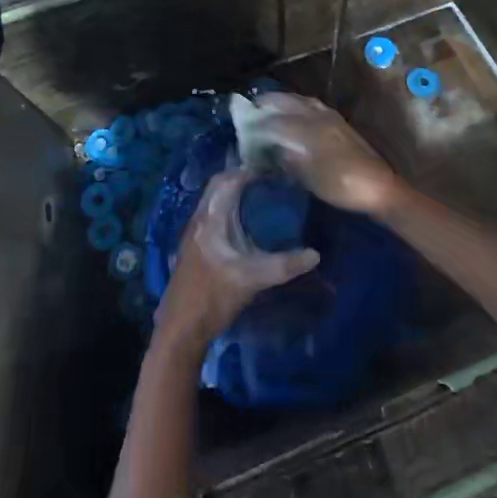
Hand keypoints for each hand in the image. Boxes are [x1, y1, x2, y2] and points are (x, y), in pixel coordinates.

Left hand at [160, 168, 319, 345]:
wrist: (181, 328)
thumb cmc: (213, 297)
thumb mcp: (252, 279)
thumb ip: (284, 265)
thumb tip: (315, 254)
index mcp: (209, 219)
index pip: (226, 180)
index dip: (248, 170)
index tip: (273, 168)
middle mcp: (199, 220)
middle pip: (219, 187)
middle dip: (242, 178)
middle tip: (270, 179)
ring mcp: (194, 234)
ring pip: (215, 201)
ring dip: (235, 194)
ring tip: (263, 195)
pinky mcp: (196, 247)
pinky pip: (214, 215)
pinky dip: (230, 209)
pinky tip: (247, 223)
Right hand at [233, 93, 403, 216]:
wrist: (380, 188)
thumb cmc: (343, 186)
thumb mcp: (309, 178)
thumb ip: (287, 160)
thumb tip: (268, 150)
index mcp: (309, 129)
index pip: (274, 121)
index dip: (256, 125)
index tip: (242, 129)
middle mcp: (319, 116)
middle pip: (287, 102)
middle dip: (266, 104)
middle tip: (250, 110)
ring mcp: (331, 118)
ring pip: (301, 101)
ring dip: (283, 102)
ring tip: (267, 108)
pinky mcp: (340, 123)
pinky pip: (312, 106)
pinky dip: (297, 105)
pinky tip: (293, 115)